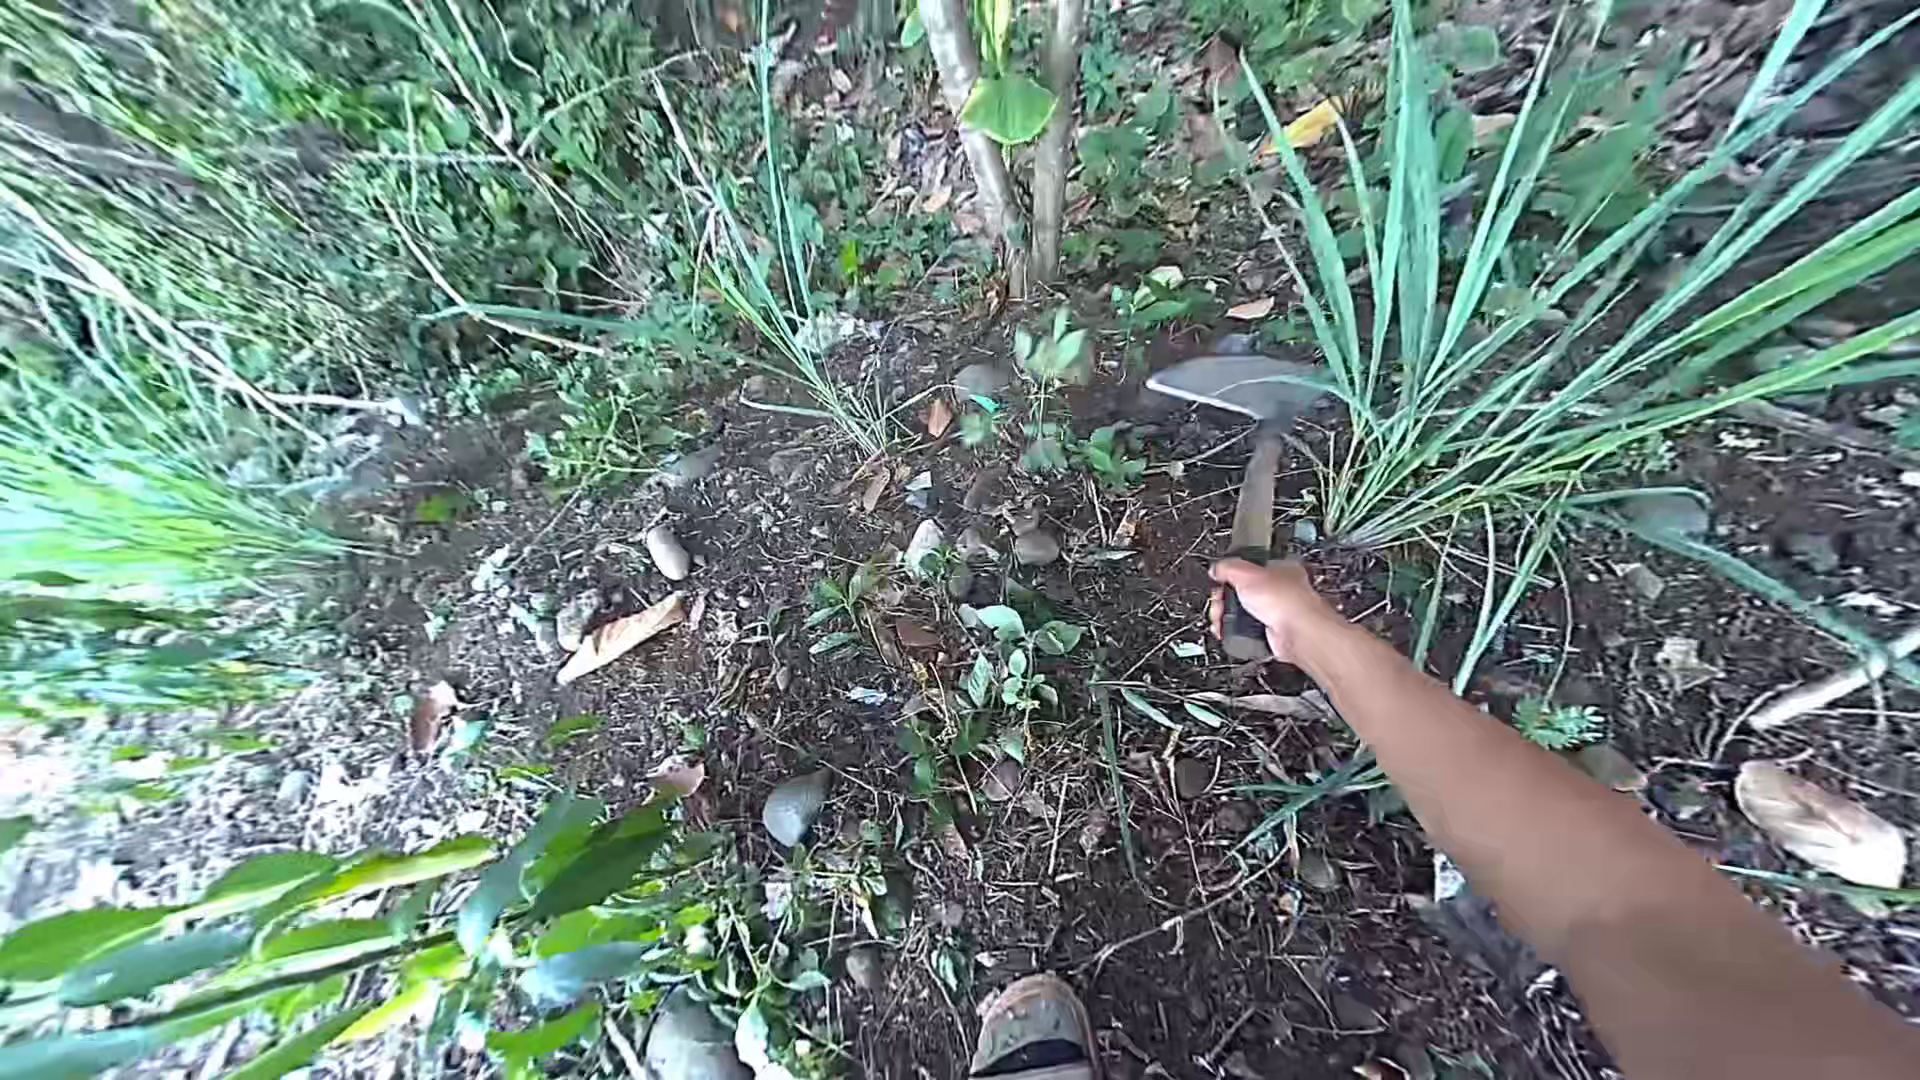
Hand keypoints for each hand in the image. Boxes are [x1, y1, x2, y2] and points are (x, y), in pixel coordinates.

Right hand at [1208, 558, 1345, 664]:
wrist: (1299, 635)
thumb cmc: (1286, 601)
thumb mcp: (1246, 573)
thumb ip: (1227, 567)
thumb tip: (1216, 569)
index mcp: (1279, 568)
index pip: (1248, 567)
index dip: (1230, 574)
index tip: (1219, 580)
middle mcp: (1279, 591)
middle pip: (1240, 592)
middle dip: (1224, 599)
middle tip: (1220, 602)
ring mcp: (1275, 613)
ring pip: (1240, 612)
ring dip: (1226, 616)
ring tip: (1222, 618)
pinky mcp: (1270, 633)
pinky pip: (1244, 630)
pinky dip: (1234, 632)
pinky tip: (1229, 630)